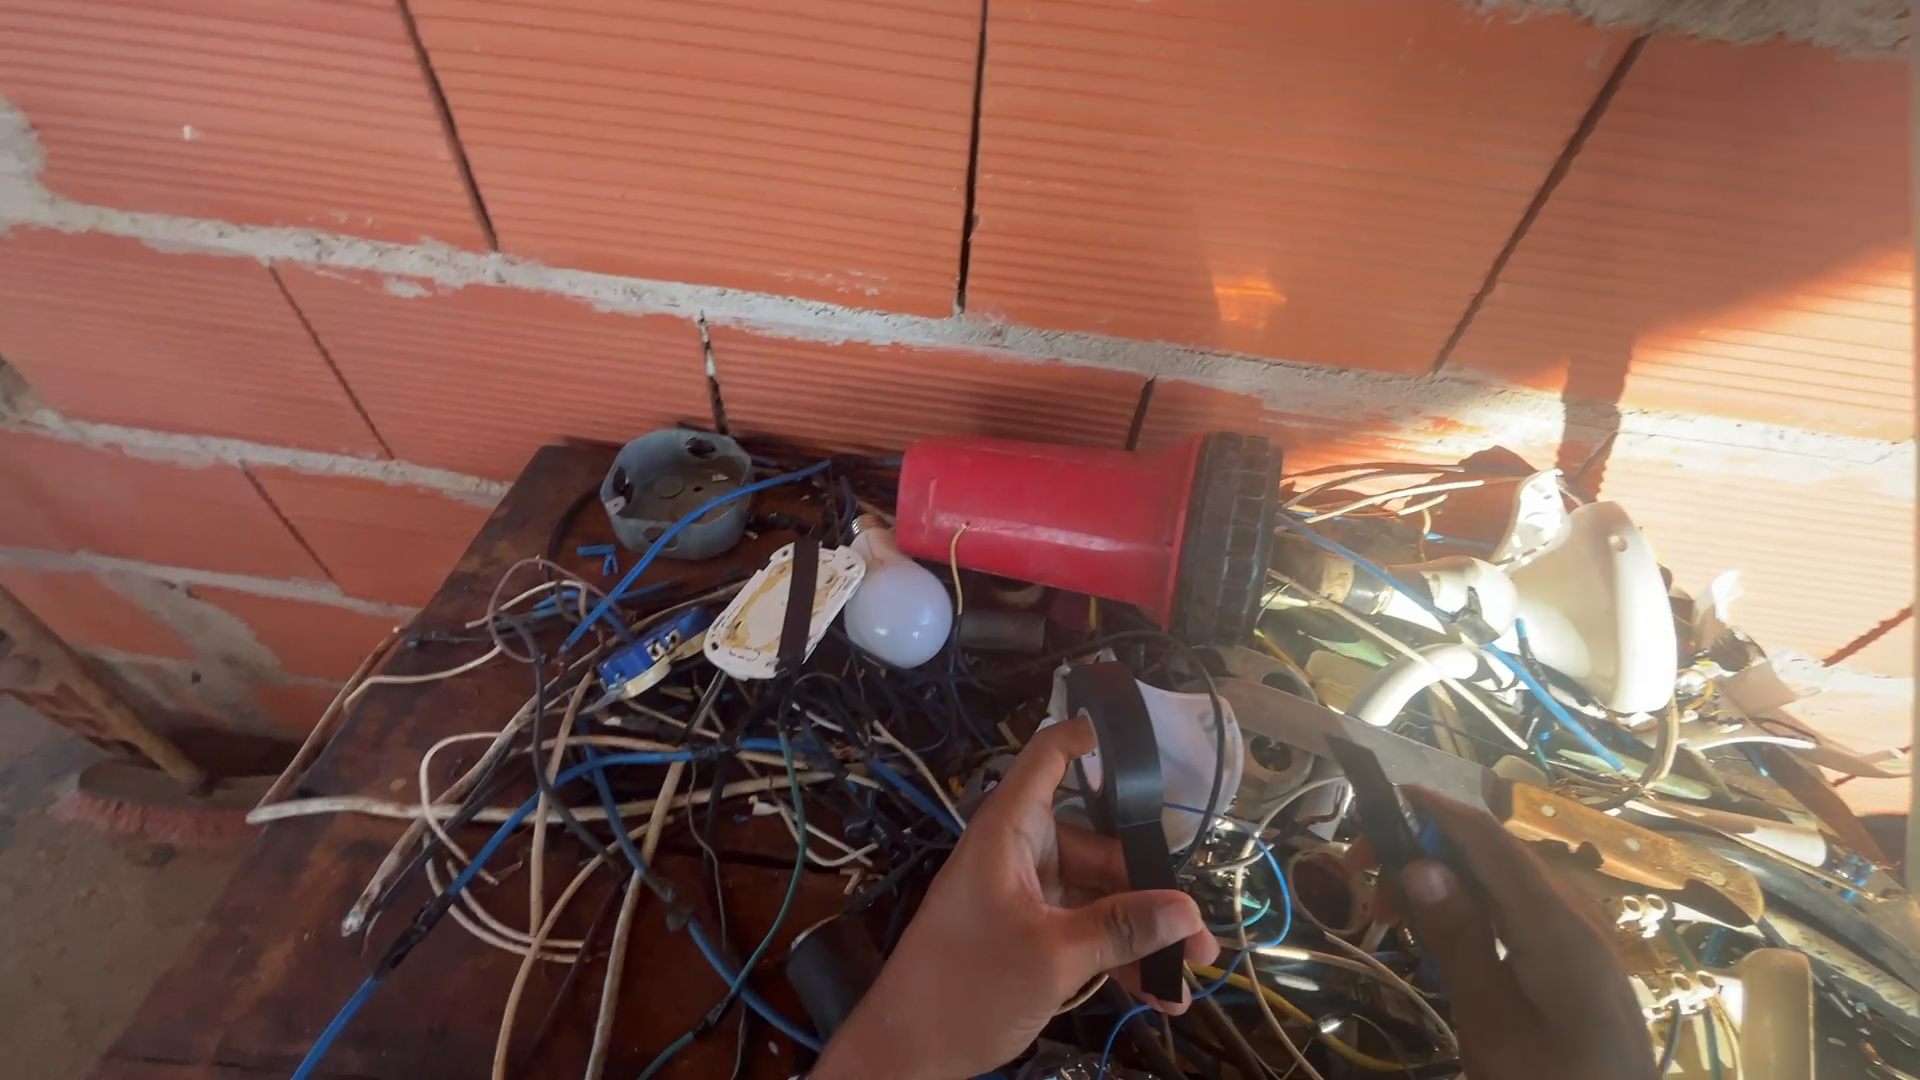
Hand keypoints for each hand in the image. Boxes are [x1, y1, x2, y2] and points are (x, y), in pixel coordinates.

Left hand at [812, 716, 1219, 1079]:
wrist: (907, 1050)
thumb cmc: (968, 984)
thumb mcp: (1052, 956)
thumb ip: (1120, 929)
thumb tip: (1187, 911)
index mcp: (1010, 829)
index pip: (1047, 758)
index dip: (1085, 737)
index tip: (1134, 736)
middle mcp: (1020, 848)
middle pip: (1095, 845)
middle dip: (1147, 888)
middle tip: (1197, 933)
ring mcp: (1024, 890)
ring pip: (1095, 893)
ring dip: (1139, 932)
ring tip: (1186, 974)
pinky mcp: (1028, 927)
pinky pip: (1081, 925)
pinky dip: (1114, 953)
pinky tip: (1154, 993)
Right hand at [1400, 787, 1657, 1079]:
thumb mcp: (1492, 1027)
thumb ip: (1460, 941)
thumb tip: (1420, 864)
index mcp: (1559, 931)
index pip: (1489, 840)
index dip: (1435, 808)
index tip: (1379, 798)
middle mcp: (1576, 920)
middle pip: (1489, 853)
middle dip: (1421, 847)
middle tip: (1361, 871)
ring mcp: (1580, 940)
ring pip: (1496, 879)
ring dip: (1436, 878)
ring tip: (1388, 912)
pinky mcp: (1575, 961)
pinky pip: (1511, 907)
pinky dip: (1463, 904)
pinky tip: (1434, 933)